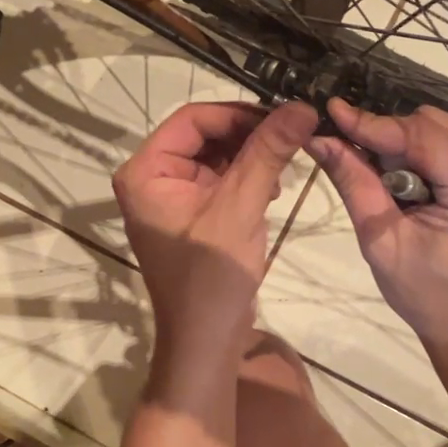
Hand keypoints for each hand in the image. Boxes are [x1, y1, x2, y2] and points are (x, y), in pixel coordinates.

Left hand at [114, 101, 317, 353]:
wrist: (206, 339)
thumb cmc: (212, 274)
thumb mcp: (241, 206)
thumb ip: (268, 153)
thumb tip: (302, 107)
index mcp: (145, 172)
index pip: (193, 120)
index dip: (238, 114)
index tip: (283, 115)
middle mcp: (150, 180)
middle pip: (203, 137)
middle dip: (247, 137)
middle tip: (290, 140)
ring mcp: (169, 200)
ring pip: (215, 158)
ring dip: (250, 159)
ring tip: (282, 171)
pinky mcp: (190, 218)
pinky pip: (218, 183)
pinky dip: (246, 181)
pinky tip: (271, 190)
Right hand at [307, 98, 447, 346]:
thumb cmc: (423, 291)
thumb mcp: (380, 240)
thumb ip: (354, 183)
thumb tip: (320, 139)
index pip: (420, 134)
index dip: (373, 124)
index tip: (332, 114)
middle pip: (433, 122)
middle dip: (391, 138)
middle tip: (363, 167)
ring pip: (444, 125)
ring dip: (409, 144)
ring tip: (393, 184)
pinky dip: (429, 150)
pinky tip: (417, 182)